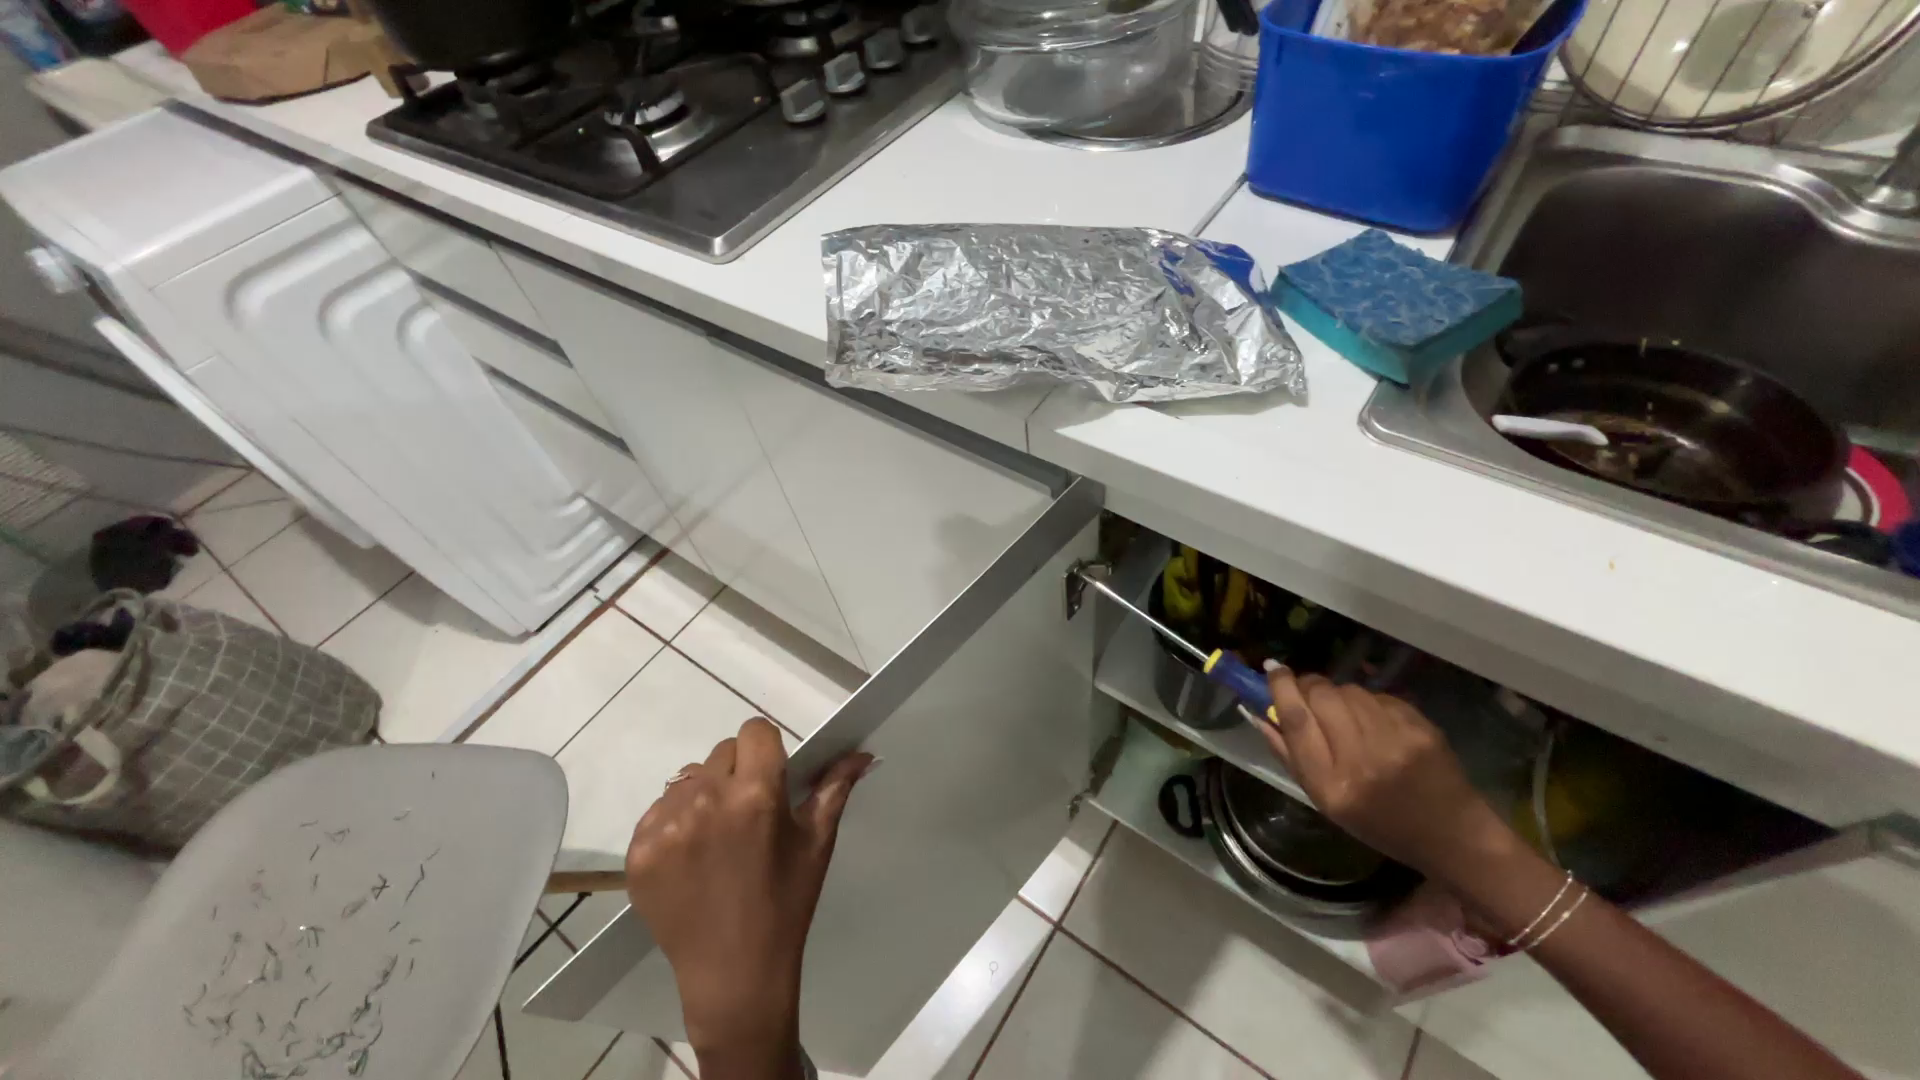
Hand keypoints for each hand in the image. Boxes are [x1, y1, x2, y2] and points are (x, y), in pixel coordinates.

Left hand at [624, 717, 873, 1077]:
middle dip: (738, 773)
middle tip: (748, 816)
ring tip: (718, 839)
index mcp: (755, 795)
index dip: (767, 750)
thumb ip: (834, 787)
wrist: (733, 974)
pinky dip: (675, 823)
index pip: (755, 732)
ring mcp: (666, 826)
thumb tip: (862, 753)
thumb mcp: (816, 843)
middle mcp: (706, 800)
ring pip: (687, 779)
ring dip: (704, 795)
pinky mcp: (637, 850)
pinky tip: (692, 857)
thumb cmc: (786, 905)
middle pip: (722, 753)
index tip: (772, 778)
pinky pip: (658, 810)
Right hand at [1254, 665, 1512, 885]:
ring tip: (1345, 714)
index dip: (1281, 688)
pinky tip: (1375, 721)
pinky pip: (1380, 696)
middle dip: (1309, 686)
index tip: (1272, 668)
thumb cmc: (1378, 824)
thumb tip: (1259, 713)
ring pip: (1351, 690)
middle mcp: (1362, 759)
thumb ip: (1289, 755)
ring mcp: (1396, 739)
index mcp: (1331, 784)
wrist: (1452, 836)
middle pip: (1322, 696)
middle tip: (1306, 691)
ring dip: (1339, 694)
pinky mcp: (1421, 727)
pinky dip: (1369, 702)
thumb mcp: (1325, 801)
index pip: (1297, 720)